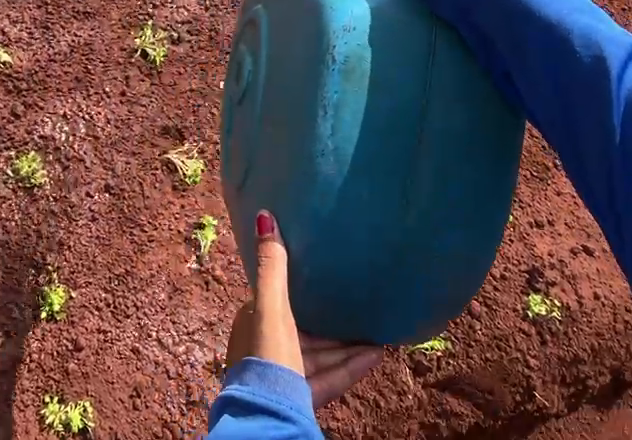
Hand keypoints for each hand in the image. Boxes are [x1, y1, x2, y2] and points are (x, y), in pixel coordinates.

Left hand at [225, 211, 384, 407]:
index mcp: (254, 321)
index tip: (325, 275)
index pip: (279, 297)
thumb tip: (264, 214)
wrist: (269, 417)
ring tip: (376, 329)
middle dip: (330, 318)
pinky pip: (331, 375)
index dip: (300, 286)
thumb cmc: (268, 354)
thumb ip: (273, 266)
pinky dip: (351, 364)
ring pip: (321, 353)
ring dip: (347, 342)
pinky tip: (378, 354)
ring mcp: (285, 375)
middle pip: (305, 327)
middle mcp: (267, 346)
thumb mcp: (271, 306)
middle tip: (358, 302)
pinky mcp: (303, 397)